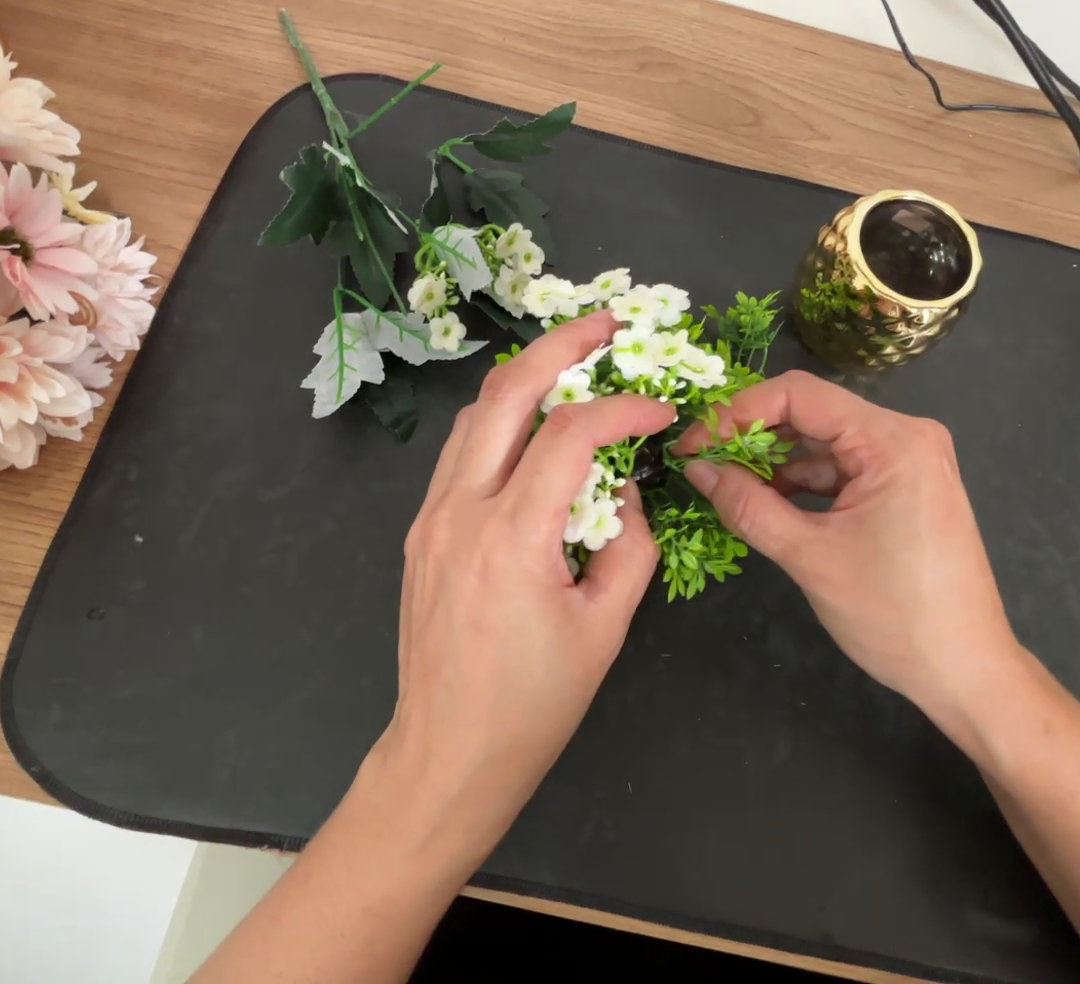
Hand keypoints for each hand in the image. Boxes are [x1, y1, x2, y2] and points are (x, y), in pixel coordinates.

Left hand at [370, 311, 674, 848]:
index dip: (623, 409)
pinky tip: (531, 434)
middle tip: (604, 326)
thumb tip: (627, 492)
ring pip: (472, 418)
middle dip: (559, 346)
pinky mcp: (420, 533)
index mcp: (512, 537)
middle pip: (504, 394)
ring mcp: (430, 519)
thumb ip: (629, 545)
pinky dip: (499, 426)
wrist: (447, 753)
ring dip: (523, 382)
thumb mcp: (606, 627)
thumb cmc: (534, 703)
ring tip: (571, 369)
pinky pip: (459, 455)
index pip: (570, 434)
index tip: (659, 413)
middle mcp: (459, 511)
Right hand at [678, 371, 1021, 737]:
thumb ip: (746, 506)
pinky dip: (799, 484)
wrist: (965, 671)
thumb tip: (696, 467)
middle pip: (810, 414)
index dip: (736, 413)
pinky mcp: (902, 488)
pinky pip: (838, 470)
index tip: (693, 444)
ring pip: (821, 444)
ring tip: (727, 490)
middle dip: (751, 438)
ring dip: (772, 464)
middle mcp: (905, 436)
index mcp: (893, 441)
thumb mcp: (809, 557)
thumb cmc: (894, 614)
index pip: (799, 394)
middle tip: (702, 466)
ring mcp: (906, 462)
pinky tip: (766, 505)